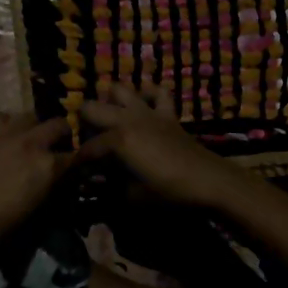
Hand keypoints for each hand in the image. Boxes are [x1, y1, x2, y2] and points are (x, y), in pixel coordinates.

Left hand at [0, 113, 74, 256]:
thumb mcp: (34, 212)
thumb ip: (51, 187)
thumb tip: (60, 177)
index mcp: (48, 166)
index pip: (79, 153)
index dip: (83, 156)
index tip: (84, 158)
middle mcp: (29, 142)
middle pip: (59, 125)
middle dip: (63, 134)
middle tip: (57, 146)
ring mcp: (1, 132)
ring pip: (29, 116)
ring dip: (34, 127)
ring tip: (28, 139)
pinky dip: (6, 124)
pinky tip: (0, 137)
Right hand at [80, 84, 243, 208]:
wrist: (209, 181)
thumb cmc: (169, 192)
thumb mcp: (132, 197)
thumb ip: (109, 188)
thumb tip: (95, 183)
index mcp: (117, 140)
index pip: (87, 149)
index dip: (79, 164)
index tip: (77, 176)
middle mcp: (128, 118)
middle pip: (91, 108)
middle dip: (84, 125)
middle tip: (91, 146)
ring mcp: (149, 112)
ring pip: (119, 89)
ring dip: (110, 102)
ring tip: (110, 121)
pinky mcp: (168, 114)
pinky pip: (157, 92)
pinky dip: (148, 95)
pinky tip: (144, 107)